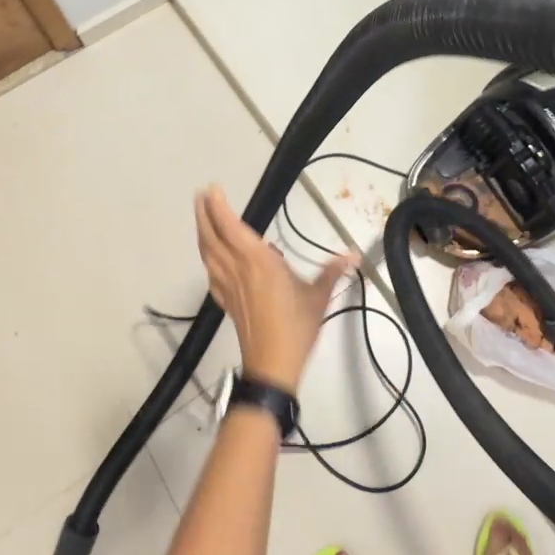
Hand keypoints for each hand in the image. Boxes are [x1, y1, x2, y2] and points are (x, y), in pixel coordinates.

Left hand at [194, 185, 357, 390]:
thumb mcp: (317, 297)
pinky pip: (211, 273)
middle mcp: (237, 269)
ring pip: (208, 254)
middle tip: (200, 196)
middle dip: (204, 214)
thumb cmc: (296, 327)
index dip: (219, 207)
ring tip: (202, 218)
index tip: (212, 189)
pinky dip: (207, 259)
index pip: (231, 227)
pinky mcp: (225, 301)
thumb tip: (354, 254)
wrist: (272, 366)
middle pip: (212, 237)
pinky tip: (212, 258)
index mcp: (257, 261)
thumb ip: (332, 272)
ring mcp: (228, 286)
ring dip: (202, 233)